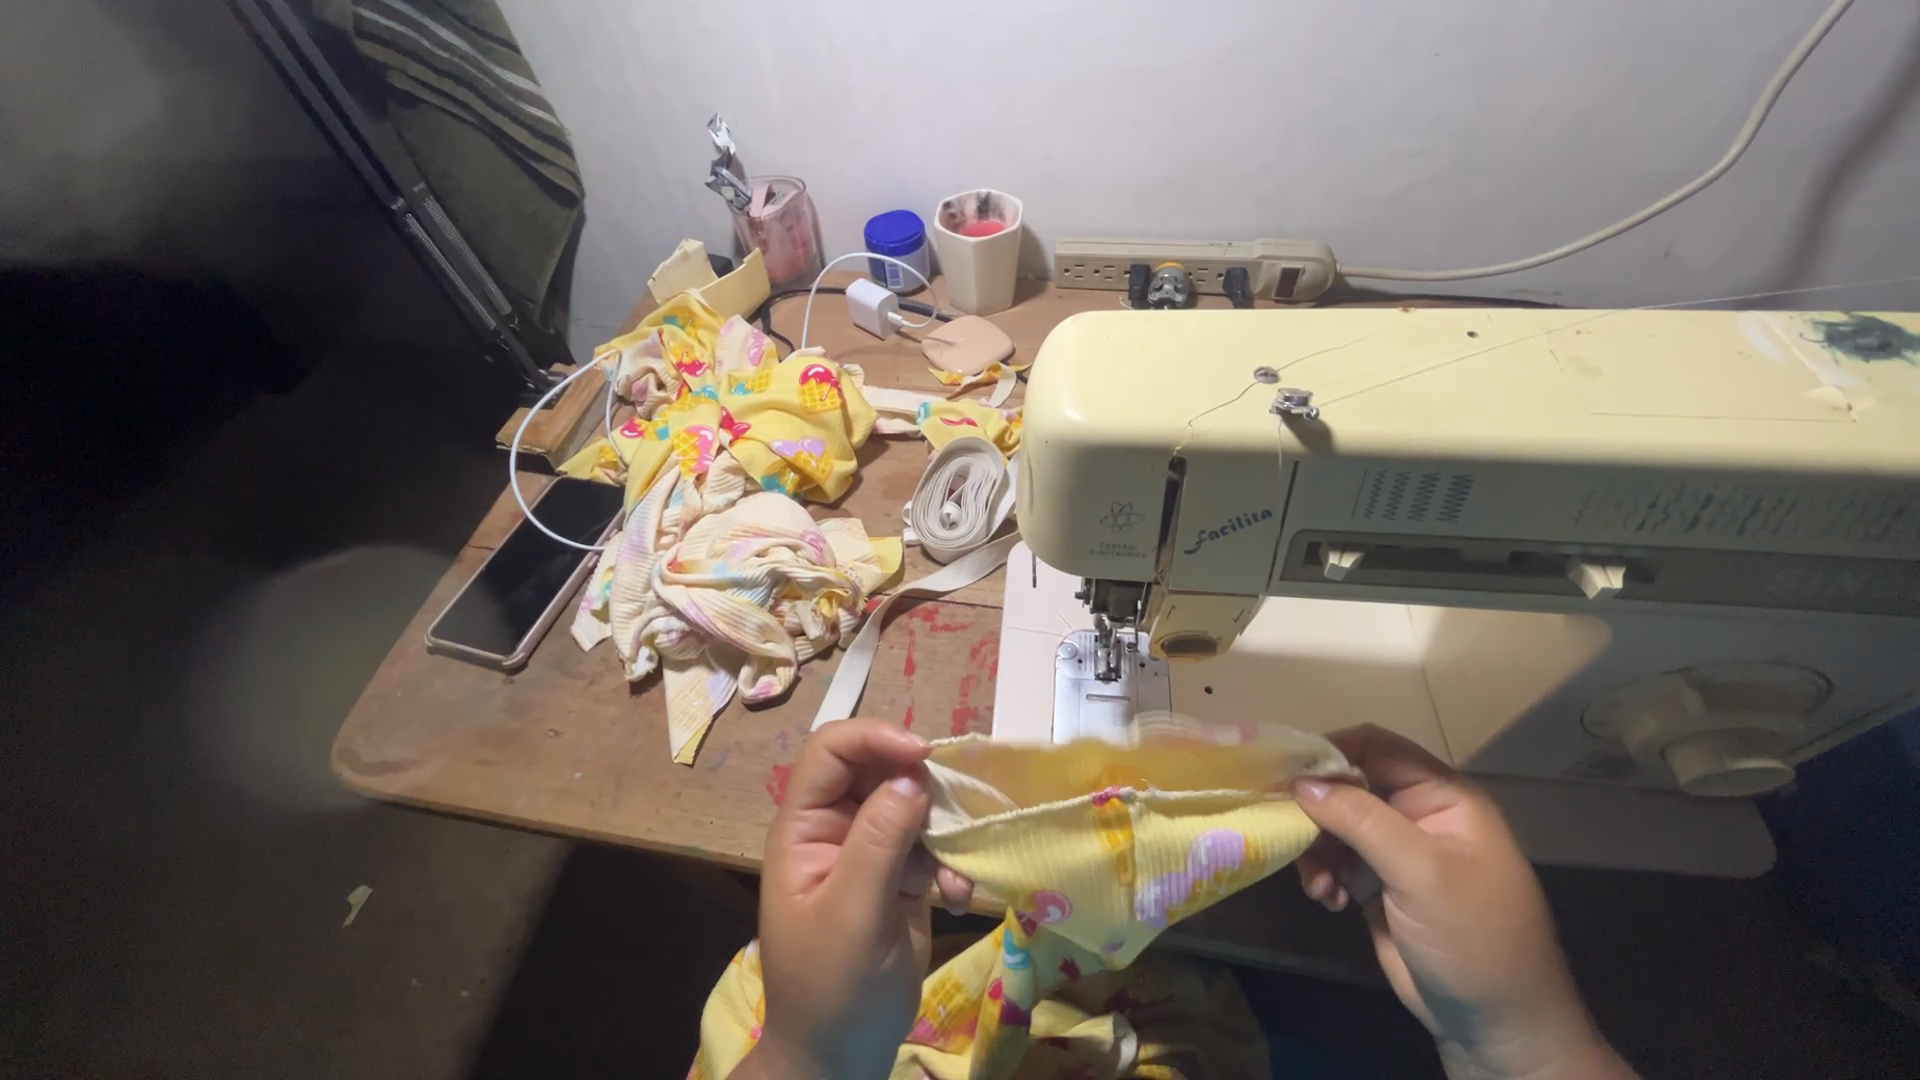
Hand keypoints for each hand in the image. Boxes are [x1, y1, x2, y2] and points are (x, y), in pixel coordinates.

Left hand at [738, 720, 971, 1079]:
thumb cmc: (830, 987)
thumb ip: (879, 840)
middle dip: (917, 780)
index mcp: (804, 826)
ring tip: (953, 869)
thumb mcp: (852, 913)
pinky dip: (948, 862)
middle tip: (952, 805)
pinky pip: (929, 843)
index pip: (831, 751)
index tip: (924, 753)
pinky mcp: (898, 874)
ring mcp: (868, 849)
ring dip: (940, 826)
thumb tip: (913, 776)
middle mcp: (834, 825)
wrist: (841, 1056)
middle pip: (876, 767)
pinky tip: (957, 897)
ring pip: (910, 801)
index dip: (874, 737)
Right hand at [1292, 725, 1633, 1079]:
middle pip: (1347, 784)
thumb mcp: (1422, 873)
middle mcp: (1416, 814)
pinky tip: (1326, 900)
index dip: (1331, 751)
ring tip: (1316, 882)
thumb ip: (1361, 819)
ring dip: (1315, 847)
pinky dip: (1321, 873)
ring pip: (1333, 822)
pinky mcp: (1376, 882)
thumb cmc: (1475, 940)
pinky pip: (1333, 858)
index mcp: (1442, 798)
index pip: (1377, 747)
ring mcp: (1395, 850)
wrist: (1497, 1029)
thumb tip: (1300, 782)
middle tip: (1284, 827)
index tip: (1285, 770)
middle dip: (1315, 807)